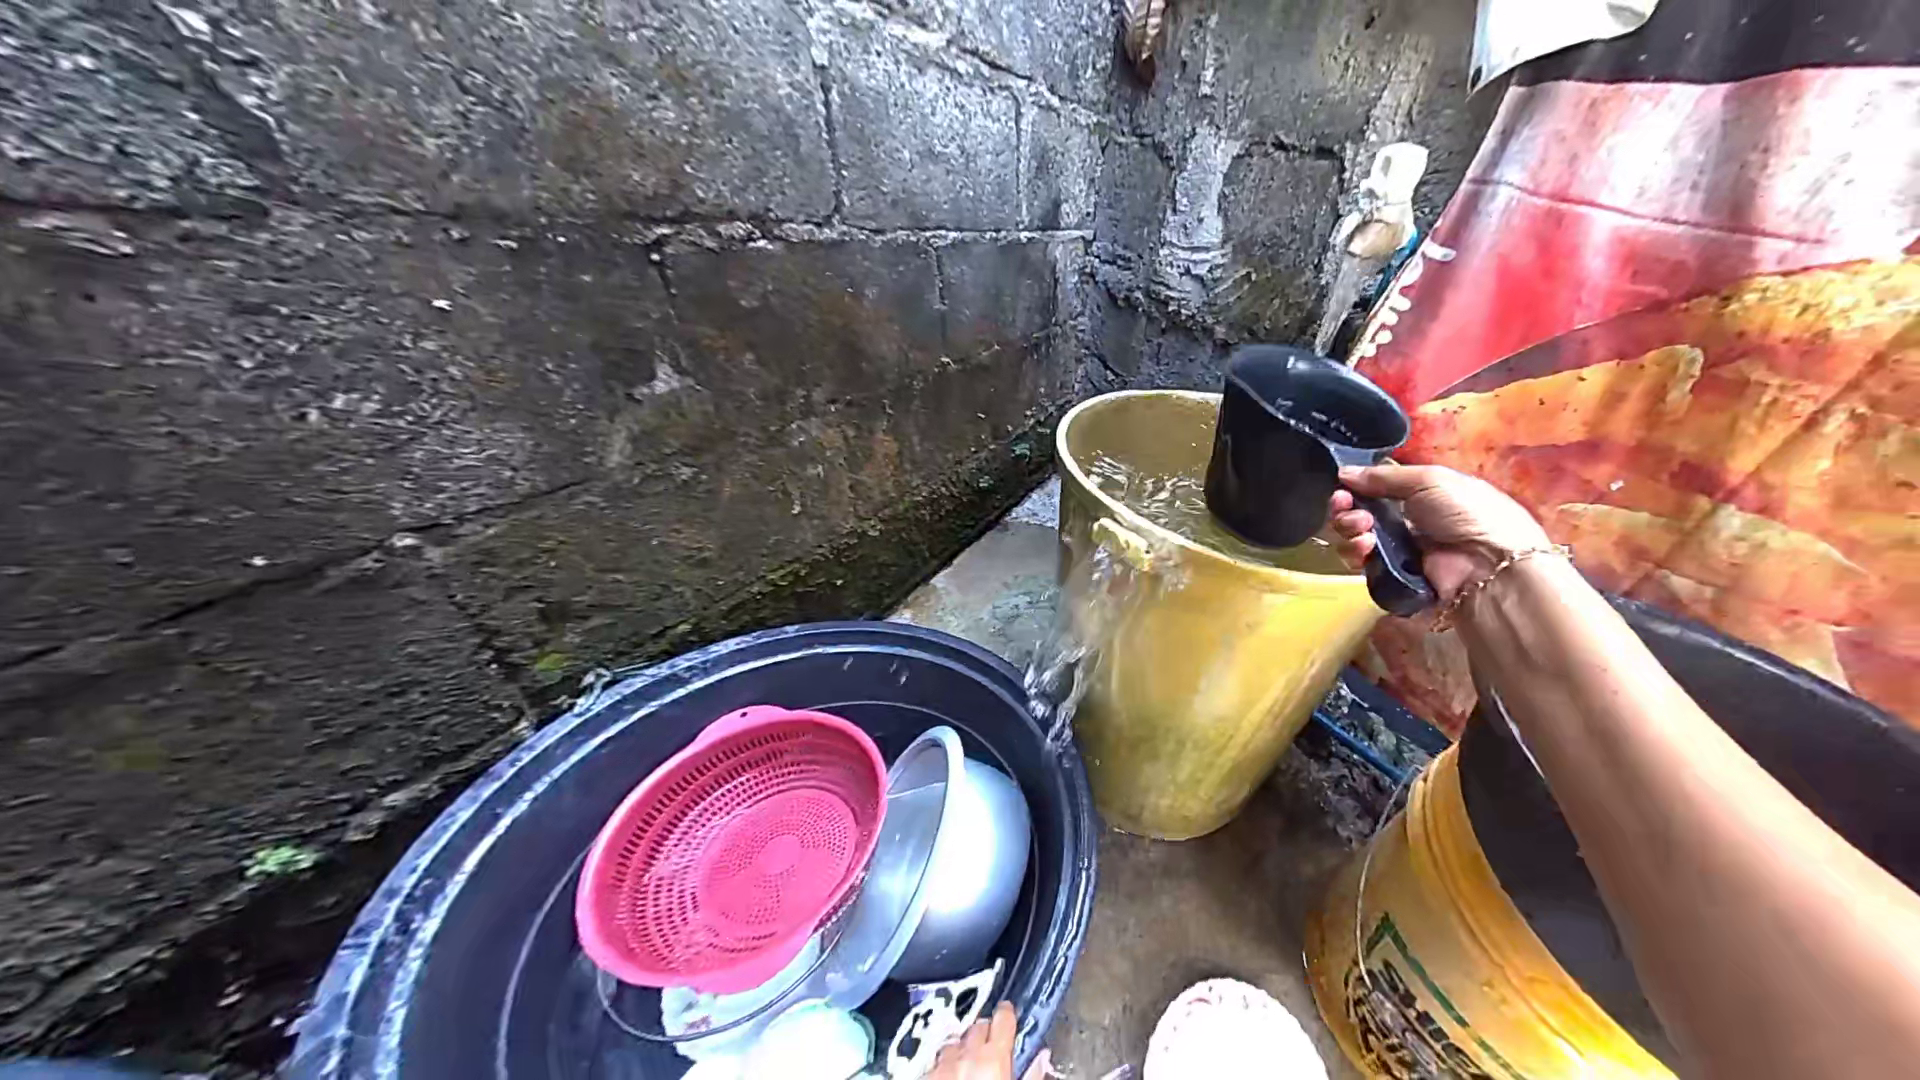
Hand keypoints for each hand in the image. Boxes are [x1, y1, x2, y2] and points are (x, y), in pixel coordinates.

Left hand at [930, 1003, 1054, 1079]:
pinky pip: (937, 1062)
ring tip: (971, 1068)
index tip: (1009, 1016)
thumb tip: (1043, 1059)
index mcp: (994, 1059)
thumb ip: (1032, 1077)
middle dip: (986, 1034)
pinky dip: (945, 1066)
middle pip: (978, 1027)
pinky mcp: (925, 1077)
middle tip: (993, 1049)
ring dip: (963, 1050)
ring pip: (955, 1042)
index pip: (1003, 1019)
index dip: (1007, 1015)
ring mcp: (943, 1065)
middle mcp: (967, 1055)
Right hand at [1327, 464, 1550, 604]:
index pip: (1375, 488)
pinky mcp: (1388, 575)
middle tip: (1345, 506)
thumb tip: (1343, 473)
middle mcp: (1406, 521)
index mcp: (1421, 495)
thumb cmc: (1467, 514)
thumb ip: (1384, 476)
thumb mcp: (1430, 480)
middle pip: (1358, 511)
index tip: (1343, 486)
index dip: (1355, 486)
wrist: (1487, 567)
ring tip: (1362, 529)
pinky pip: (1359, 561)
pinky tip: (1366, 547)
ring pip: (1353, 536)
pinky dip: (1355, 552)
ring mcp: (1396, 549)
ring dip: (1349, 528)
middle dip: (1346, 507)